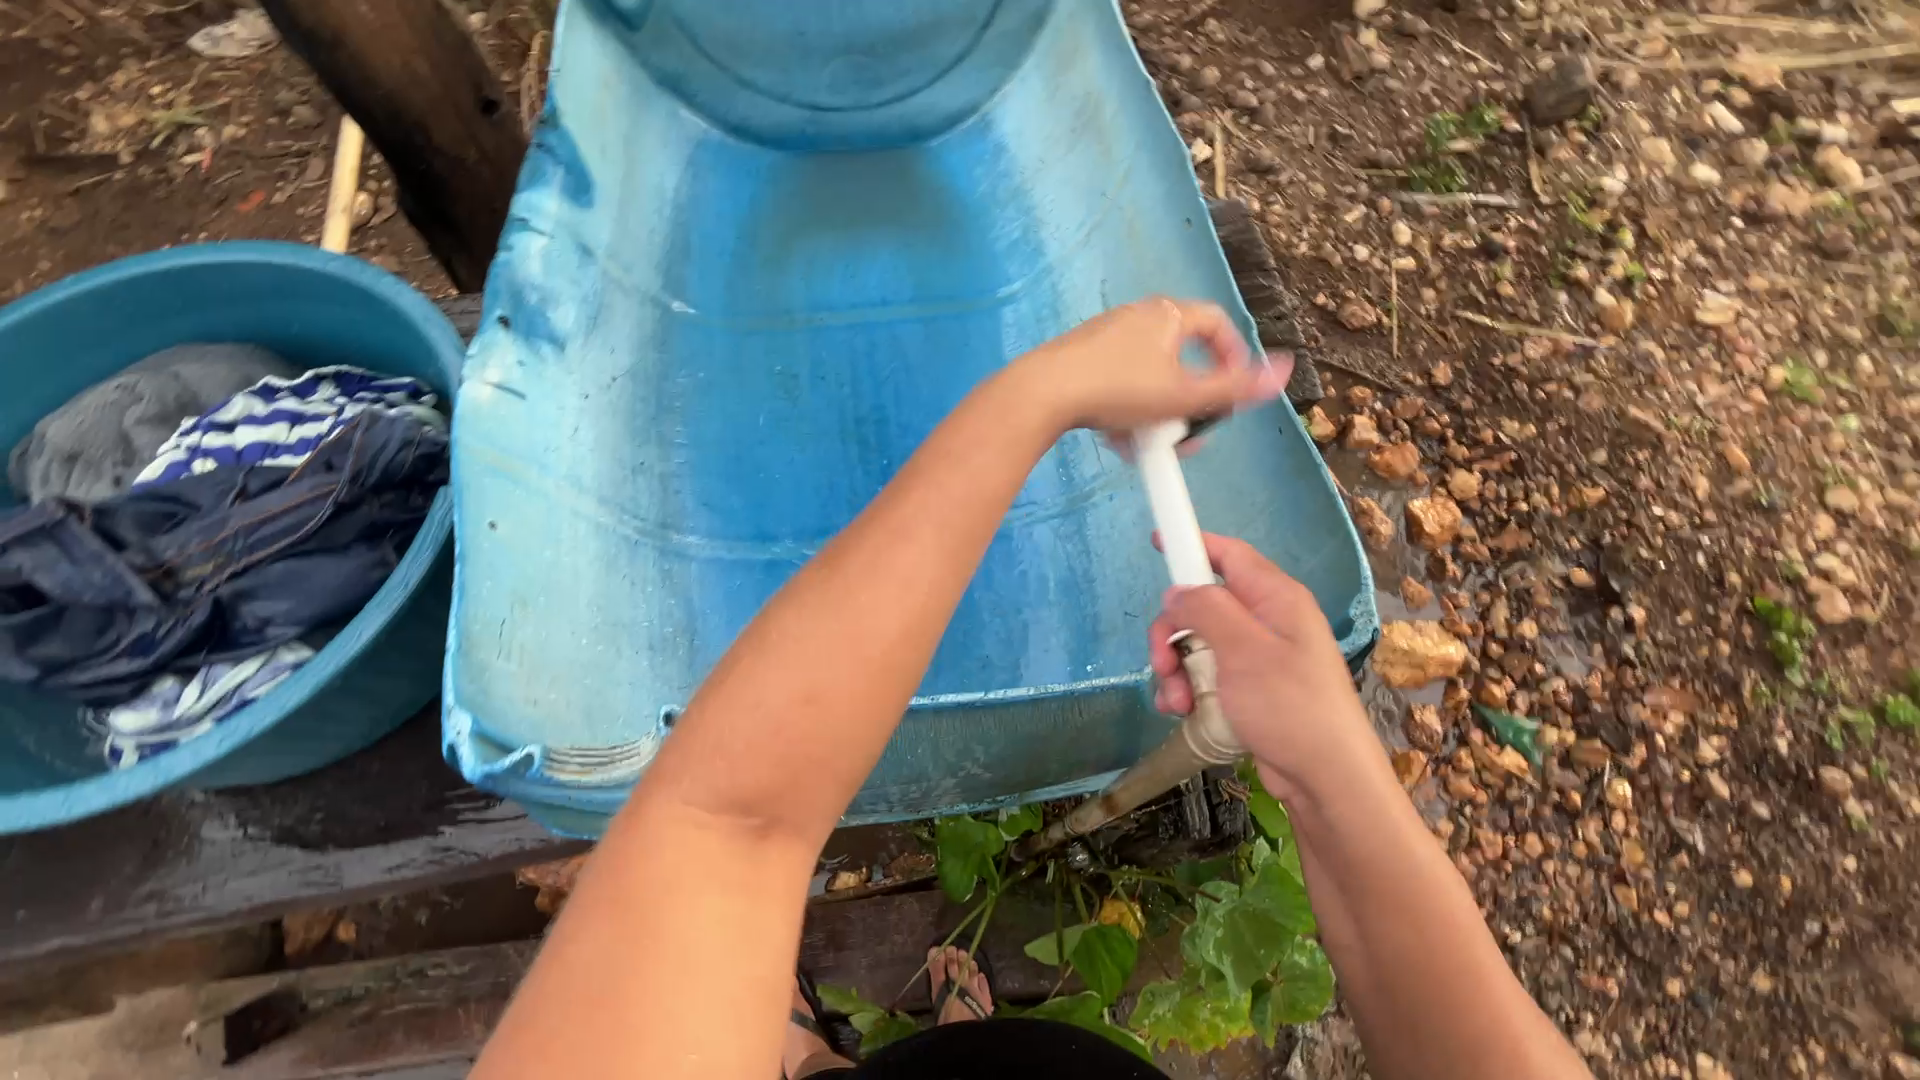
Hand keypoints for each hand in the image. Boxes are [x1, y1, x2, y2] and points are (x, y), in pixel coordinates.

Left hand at [1011, 297, 1289, 434]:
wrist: (1042, 395)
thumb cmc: (1118, 390)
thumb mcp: (1183, 396)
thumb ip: (1235, 389)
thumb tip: (1285, 370)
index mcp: (1166, 315)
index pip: (1215, 323)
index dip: (1232, 355)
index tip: (1233, 388)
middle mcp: (1135, 316)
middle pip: (1179, 357)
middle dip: (1188, 400)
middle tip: (1187, 430)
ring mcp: (1103, 336)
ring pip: (1146, 377)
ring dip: (1155, 413)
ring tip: (1149, 444)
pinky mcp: (1078, 359)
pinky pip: (1116, 383)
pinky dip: (1125, 409)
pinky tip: (1118, 439)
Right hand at [1148, 533, 1381, 800]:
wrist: (1325, 778)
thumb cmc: (1289, 706)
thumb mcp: (1243, 650)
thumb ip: (1206, 609)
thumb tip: (1177, 591)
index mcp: (1274, 599)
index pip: (1229, 555)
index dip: (1193, 544)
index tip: (1156, 542)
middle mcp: (1267, 621)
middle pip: (1202, 604)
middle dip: (1172, 631)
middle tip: (1161, 661)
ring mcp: (1258, 657)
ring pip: (1198, 643)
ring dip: (1176, 668)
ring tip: (1176, 700)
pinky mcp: (1250, 689)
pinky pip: (1206, 674)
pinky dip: (1188, 689)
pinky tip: (1181, 711)